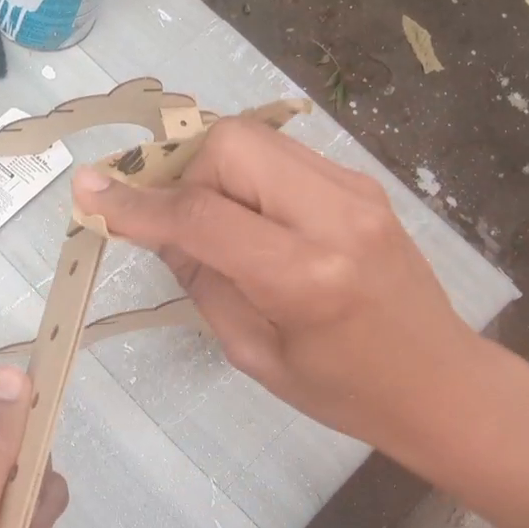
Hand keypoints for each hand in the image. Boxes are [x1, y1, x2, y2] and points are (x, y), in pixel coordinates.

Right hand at [72, 117, 487, 458]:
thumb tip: (152, 224)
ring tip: (210, 221)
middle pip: (230, 145)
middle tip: (176, 222)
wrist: (440, 381)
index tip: (88, 191)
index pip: (200, 216)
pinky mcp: (361, 182)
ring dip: (212, 170)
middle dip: (184, 174)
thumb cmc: (340, 389)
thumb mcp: (251, 350)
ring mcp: (356, 190)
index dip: (136, 204)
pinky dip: (244, 174)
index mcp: (304, 276)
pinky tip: (246, 217)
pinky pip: (280, 155)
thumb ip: (199, 276)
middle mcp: (335, 215)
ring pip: (254, 138)